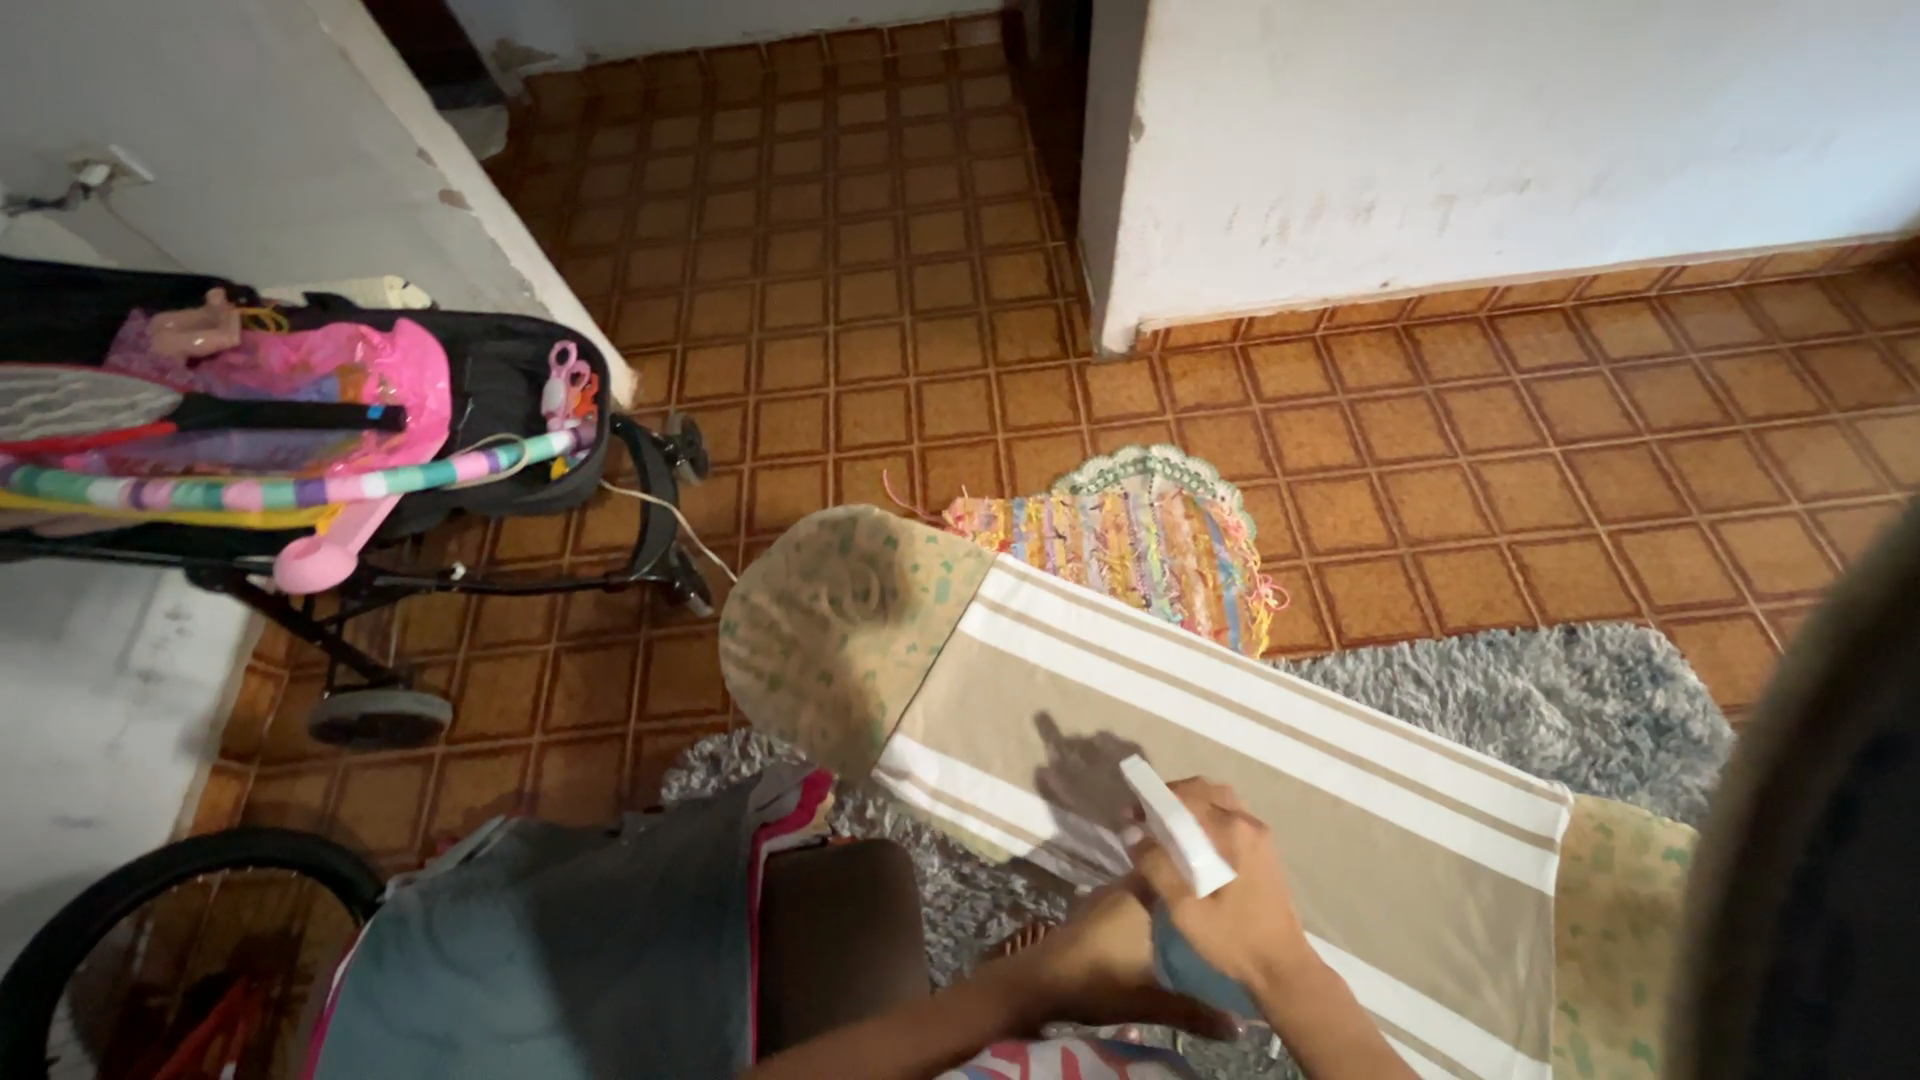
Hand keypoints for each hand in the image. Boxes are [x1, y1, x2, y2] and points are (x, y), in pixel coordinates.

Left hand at [980, 883, 1238, 1039]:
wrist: (1041, 981)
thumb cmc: (1096, 980)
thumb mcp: (1149, 1001)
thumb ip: (1195, 1012)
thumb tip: (1242, 1026)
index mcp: (1143, 894)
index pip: (1180, 865)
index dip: (1207, 870)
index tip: (1238, 882)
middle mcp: (1127, 884)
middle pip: (1169, 876)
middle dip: (1194, 888)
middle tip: (1231, 904)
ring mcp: (1110, 894)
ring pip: (1152, 888)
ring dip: (1173, 899)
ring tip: (1208, 916)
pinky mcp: (1099, 908)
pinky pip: (1137, 898)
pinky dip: (1154, 908)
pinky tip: (1170, 929)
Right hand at [1128, 777, 1315, 995]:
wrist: (1283, 969)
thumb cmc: (1234, 939)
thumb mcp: (1186, 909)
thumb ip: (1157, 866)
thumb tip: (1133, 834)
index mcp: (1232, 832)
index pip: (1186, 796)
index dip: (1154, 799)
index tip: (1130, 814)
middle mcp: (1249, 824)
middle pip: (1205, 789)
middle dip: (1172, 796)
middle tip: (1146, 815)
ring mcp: (1260, 836)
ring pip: (1219, 800)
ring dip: (1190, 804)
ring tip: (1165, 826)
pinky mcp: (1263, 850)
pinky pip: (1230, 817)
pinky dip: (1206, 816)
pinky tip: (1191, 842)